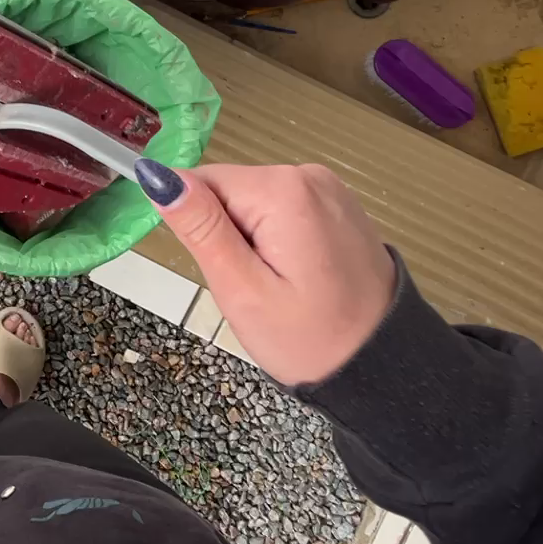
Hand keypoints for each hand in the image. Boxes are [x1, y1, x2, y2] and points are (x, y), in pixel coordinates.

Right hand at [135, 159, 394, 385]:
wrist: (385, 369)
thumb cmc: (307, 337)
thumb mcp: (241, 288)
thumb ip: (200, 226)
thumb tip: (156, 175)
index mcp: (282, 190)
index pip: (201, 182)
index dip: (199, 227)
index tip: (224, 268)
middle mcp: (307, 174)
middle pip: (228, 190)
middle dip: (224, 235)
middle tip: (250, 285)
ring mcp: (328, 188)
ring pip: (249, 202)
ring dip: (247, 239)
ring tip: (274, 283)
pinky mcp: (336, 205)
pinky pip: (278, 210)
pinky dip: (273, 239)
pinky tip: (293, 274)